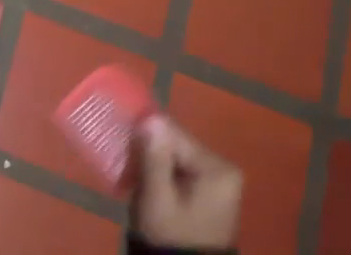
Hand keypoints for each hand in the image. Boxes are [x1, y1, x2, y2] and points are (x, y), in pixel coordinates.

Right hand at [131, 116, 242, 251]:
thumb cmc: (173, 234)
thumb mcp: (158, 196)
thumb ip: (155, 157)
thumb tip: (152, 117)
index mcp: (217, 168)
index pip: (173, 134)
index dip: (146, 139)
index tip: (128, 152)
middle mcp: (223, 168)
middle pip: (175, 143)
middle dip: (149, 151)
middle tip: (131, 168)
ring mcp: (219, 179)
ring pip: (174, 153)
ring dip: (153, 161)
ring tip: (138, 177)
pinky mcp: (210, 188)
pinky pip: (180, 166)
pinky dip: (162, 172)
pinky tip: (150, 184)